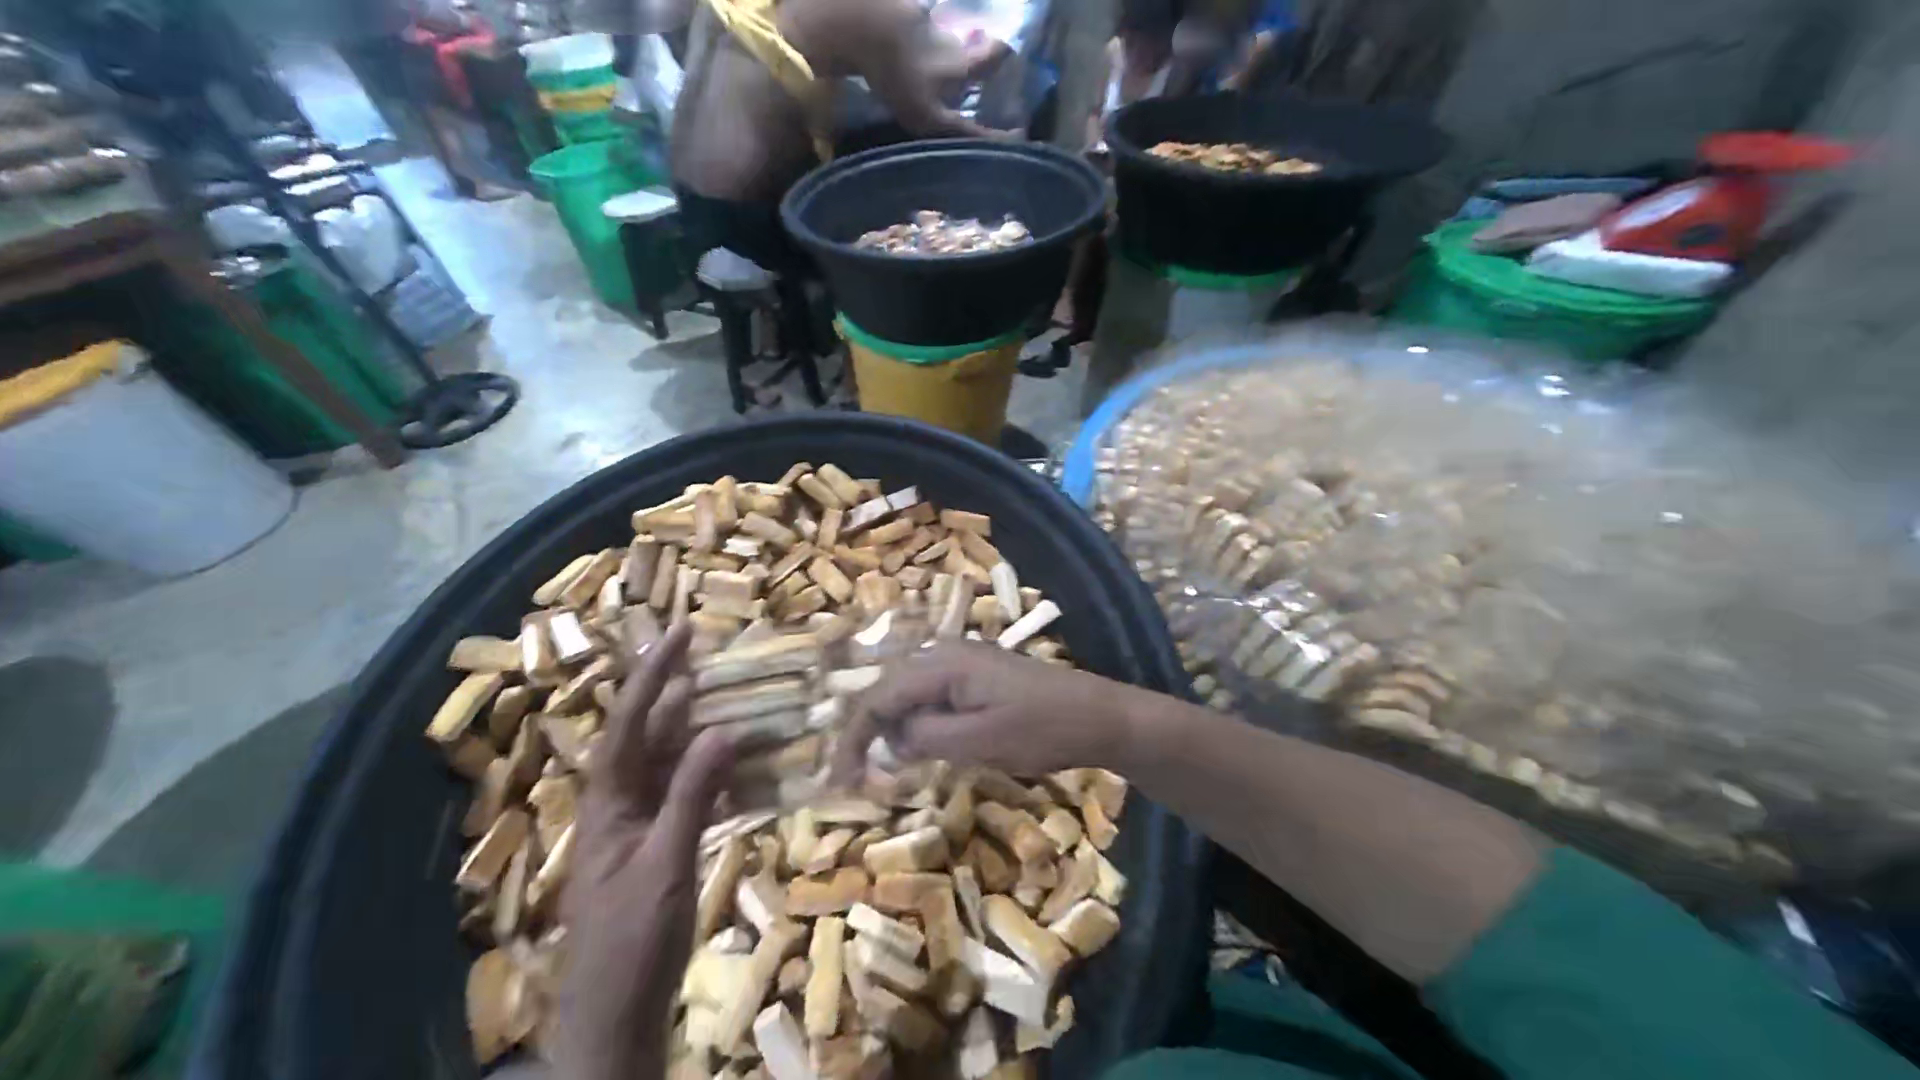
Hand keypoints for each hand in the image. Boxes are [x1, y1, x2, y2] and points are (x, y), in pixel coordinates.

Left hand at [557, 623, 734, 1079]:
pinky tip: (741, 759)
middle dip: (675, 690)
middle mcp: (620, 802)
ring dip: (698, 728)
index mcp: (607, 801)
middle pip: (648, 733)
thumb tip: (724, 729)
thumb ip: (693, 795)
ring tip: (732, 693)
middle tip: (710, 651)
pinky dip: (714, 771)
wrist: (616, 1016)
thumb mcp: (666, 863)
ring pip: (670, 761)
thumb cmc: (632, 940)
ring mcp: (641, 825)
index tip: (681, 631)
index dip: (654, 673)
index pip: (628, 721)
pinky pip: (689, 792)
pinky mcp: (661, 845)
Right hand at [832, 643, 1146, 778]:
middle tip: (859, 778)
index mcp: (943, 664)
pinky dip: (920, 722)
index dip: (855, 738)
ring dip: (894, 728)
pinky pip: (934, 696)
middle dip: (871, 733)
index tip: (839, 780)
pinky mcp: (978, 675)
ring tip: (887, 767)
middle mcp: (947, 653)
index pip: (880, 698)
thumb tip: (889, 743)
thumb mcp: (980, 742)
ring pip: (910, 694)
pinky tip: (924, 747)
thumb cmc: (1043, 729)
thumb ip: (926, 739)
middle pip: (890, 690)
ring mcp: (964, 661)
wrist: (1099, 715)